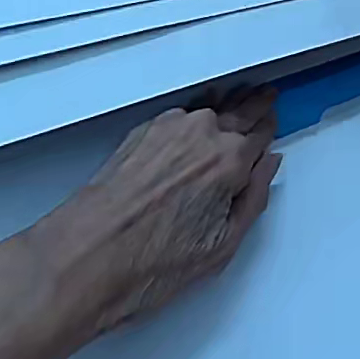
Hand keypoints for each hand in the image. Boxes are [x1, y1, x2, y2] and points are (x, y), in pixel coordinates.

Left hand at [28, 90, 281, 334]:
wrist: (87, 254)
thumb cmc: (147, 261)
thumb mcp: (221, 248)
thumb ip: (254, 199)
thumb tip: (267, 169)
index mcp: (231, 160)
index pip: (262, 133)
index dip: (270, 127)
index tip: (272, 124)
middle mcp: (205, 132)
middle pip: (241, 110)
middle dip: (255, 106)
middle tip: (265, 97)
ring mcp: (174, 125)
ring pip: (212, 108)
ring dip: (226, 104)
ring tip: (237, 101)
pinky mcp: (147, 127)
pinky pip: (182, 114)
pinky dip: (194, 115)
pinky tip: (198, 118)